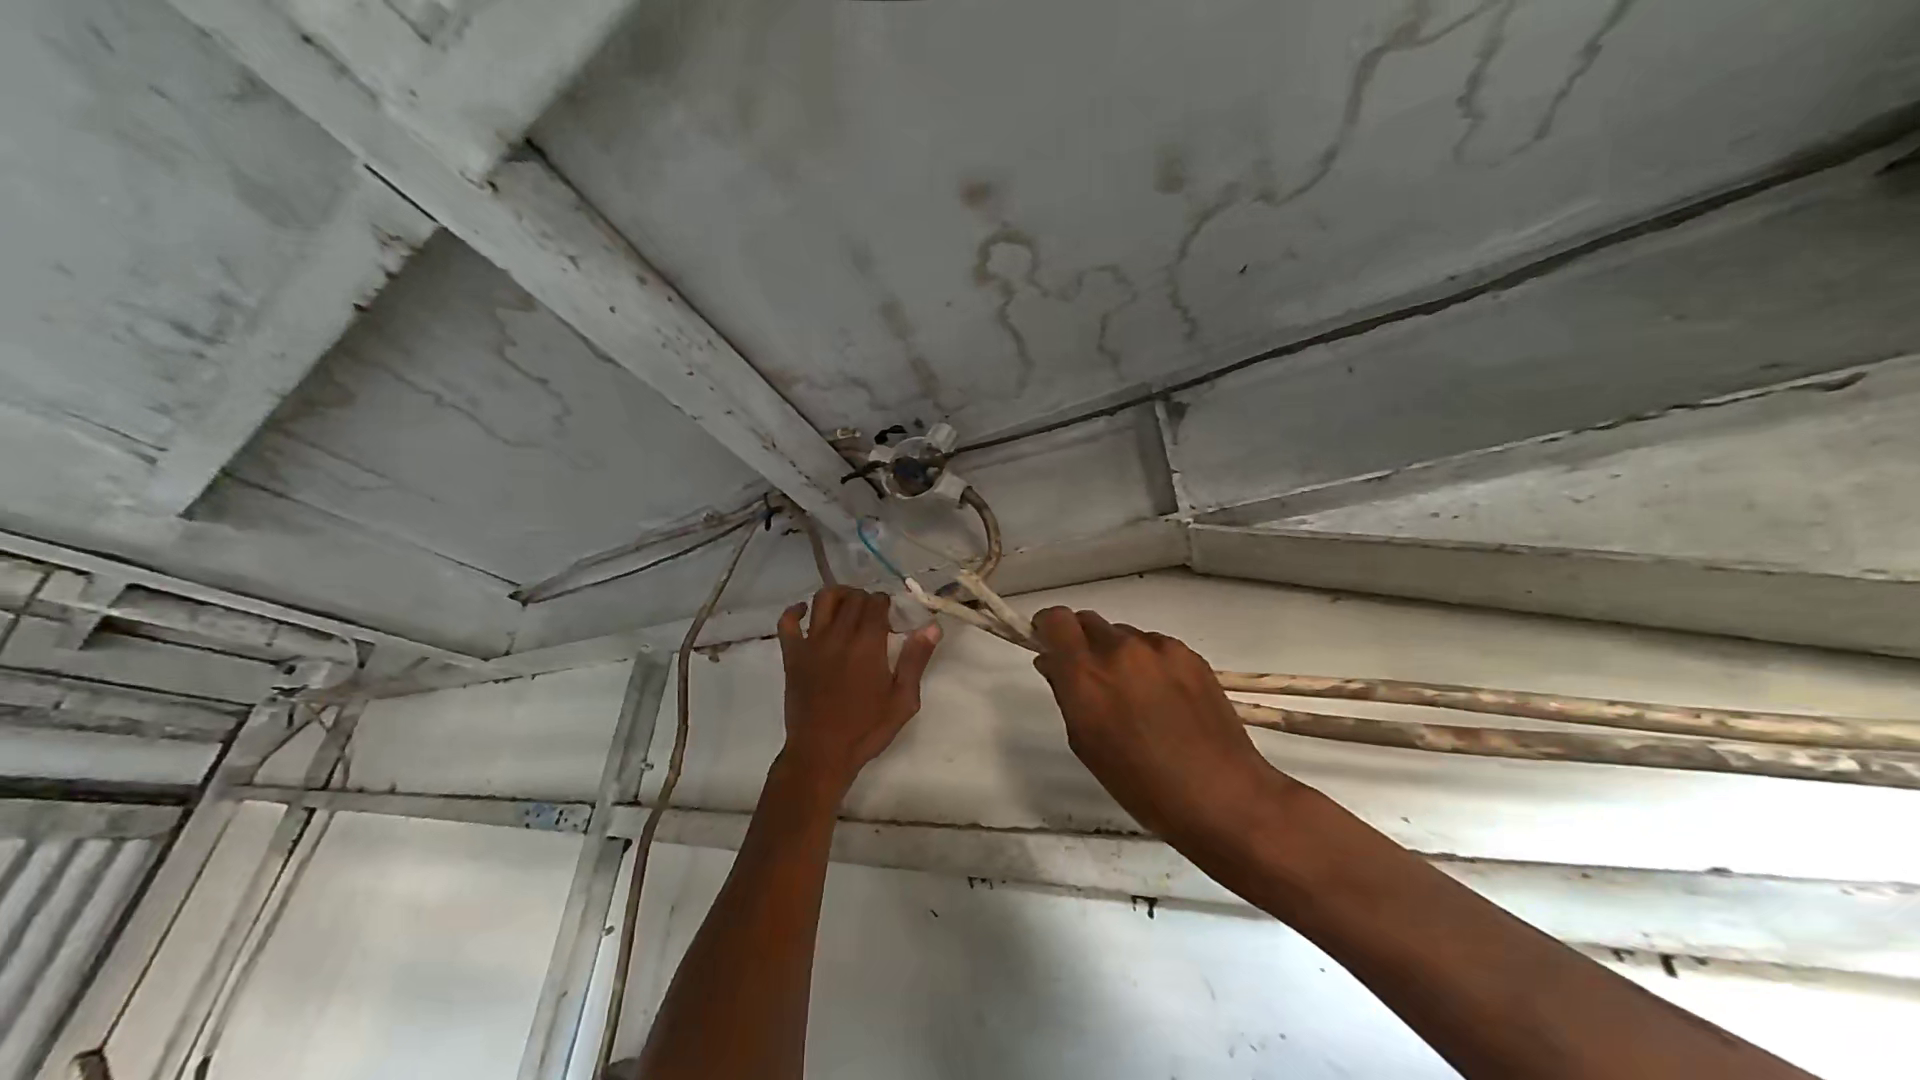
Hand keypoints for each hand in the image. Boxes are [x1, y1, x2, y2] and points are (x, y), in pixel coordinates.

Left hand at [776, 586, 940, 791]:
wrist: (821, 753)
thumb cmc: (866, 729)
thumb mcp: (903, 700)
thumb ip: (916, 659)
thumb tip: (932, 626)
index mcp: (867, 645)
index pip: (876, 603)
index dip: (886, 603)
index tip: (891, 618)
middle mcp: (838, 636)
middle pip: (852, 598)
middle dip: (866, 599)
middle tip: (874, 616)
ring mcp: (811, 643)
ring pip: (823, 599)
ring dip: (839, 595)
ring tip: (848, 607)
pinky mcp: (791, 655)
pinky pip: (787, 622)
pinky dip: (796, 611)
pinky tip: (806, 612)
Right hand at [1031, 607, 1282, 844]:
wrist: (1219, 792)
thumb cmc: (1140, 783)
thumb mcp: (1085, 742)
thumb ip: (1065, 692)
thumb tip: (1053, 663)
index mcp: (1086, 673)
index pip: (1055, 620)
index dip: (1047, 629)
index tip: (1048, 646)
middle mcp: (1119, 650)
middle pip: (1087, 621)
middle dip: (1081, 643)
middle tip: (1090, 678)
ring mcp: (1158, 648)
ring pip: (1123, 635)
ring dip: (1117, 654)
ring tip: (1134, 696)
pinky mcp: (1189, 654)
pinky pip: (1155, 646)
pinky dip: (1149, 662)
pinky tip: (1163, 699)